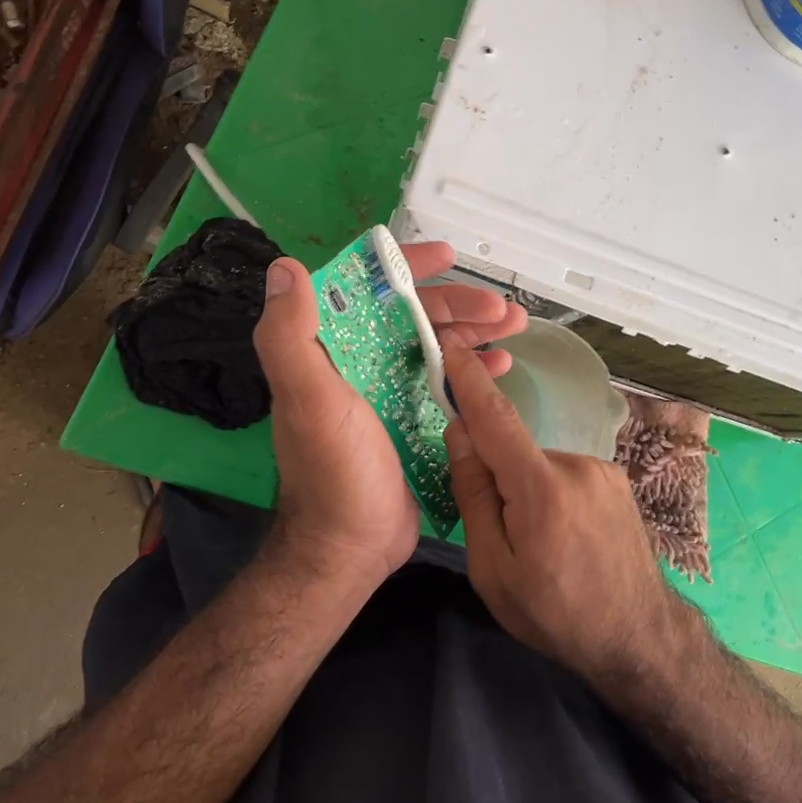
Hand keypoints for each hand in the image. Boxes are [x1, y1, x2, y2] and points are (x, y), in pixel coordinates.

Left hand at [253, 243, 525, 584]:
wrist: (351, 546)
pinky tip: (502, 366)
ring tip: (516, 329)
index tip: (447, 256)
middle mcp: (360, 363)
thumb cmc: (331, 468)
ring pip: (438, 345)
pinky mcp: (414, 420)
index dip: (405, 266)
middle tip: (503, 309)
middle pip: (415, 316)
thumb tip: (285, 267)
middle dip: (460, 304)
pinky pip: (449, 382)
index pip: (368, 290)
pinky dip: (474, 368)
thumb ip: (290, 334)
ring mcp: (389, 392)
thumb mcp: (307, 397)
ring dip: (477, 332)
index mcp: (333, 349)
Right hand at [440, 332, 682, 681]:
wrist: (638, 638)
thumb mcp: (493, 569)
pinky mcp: (618, 481)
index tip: (450, 346)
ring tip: (544, 550)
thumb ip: (474, 495)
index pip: (495, 418)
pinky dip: (554, 497)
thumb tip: (461, 434)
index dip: (470, 380)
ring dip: (529, 493)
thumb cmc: (555, 614)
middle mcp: (576, 465)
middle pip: (516, 452)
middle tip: (504, 539)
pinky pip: (567, 477)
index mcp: (541, 488)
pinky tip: (568, 541)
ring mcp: (603, 471)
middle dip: (498, 480)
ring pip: (542, 468)